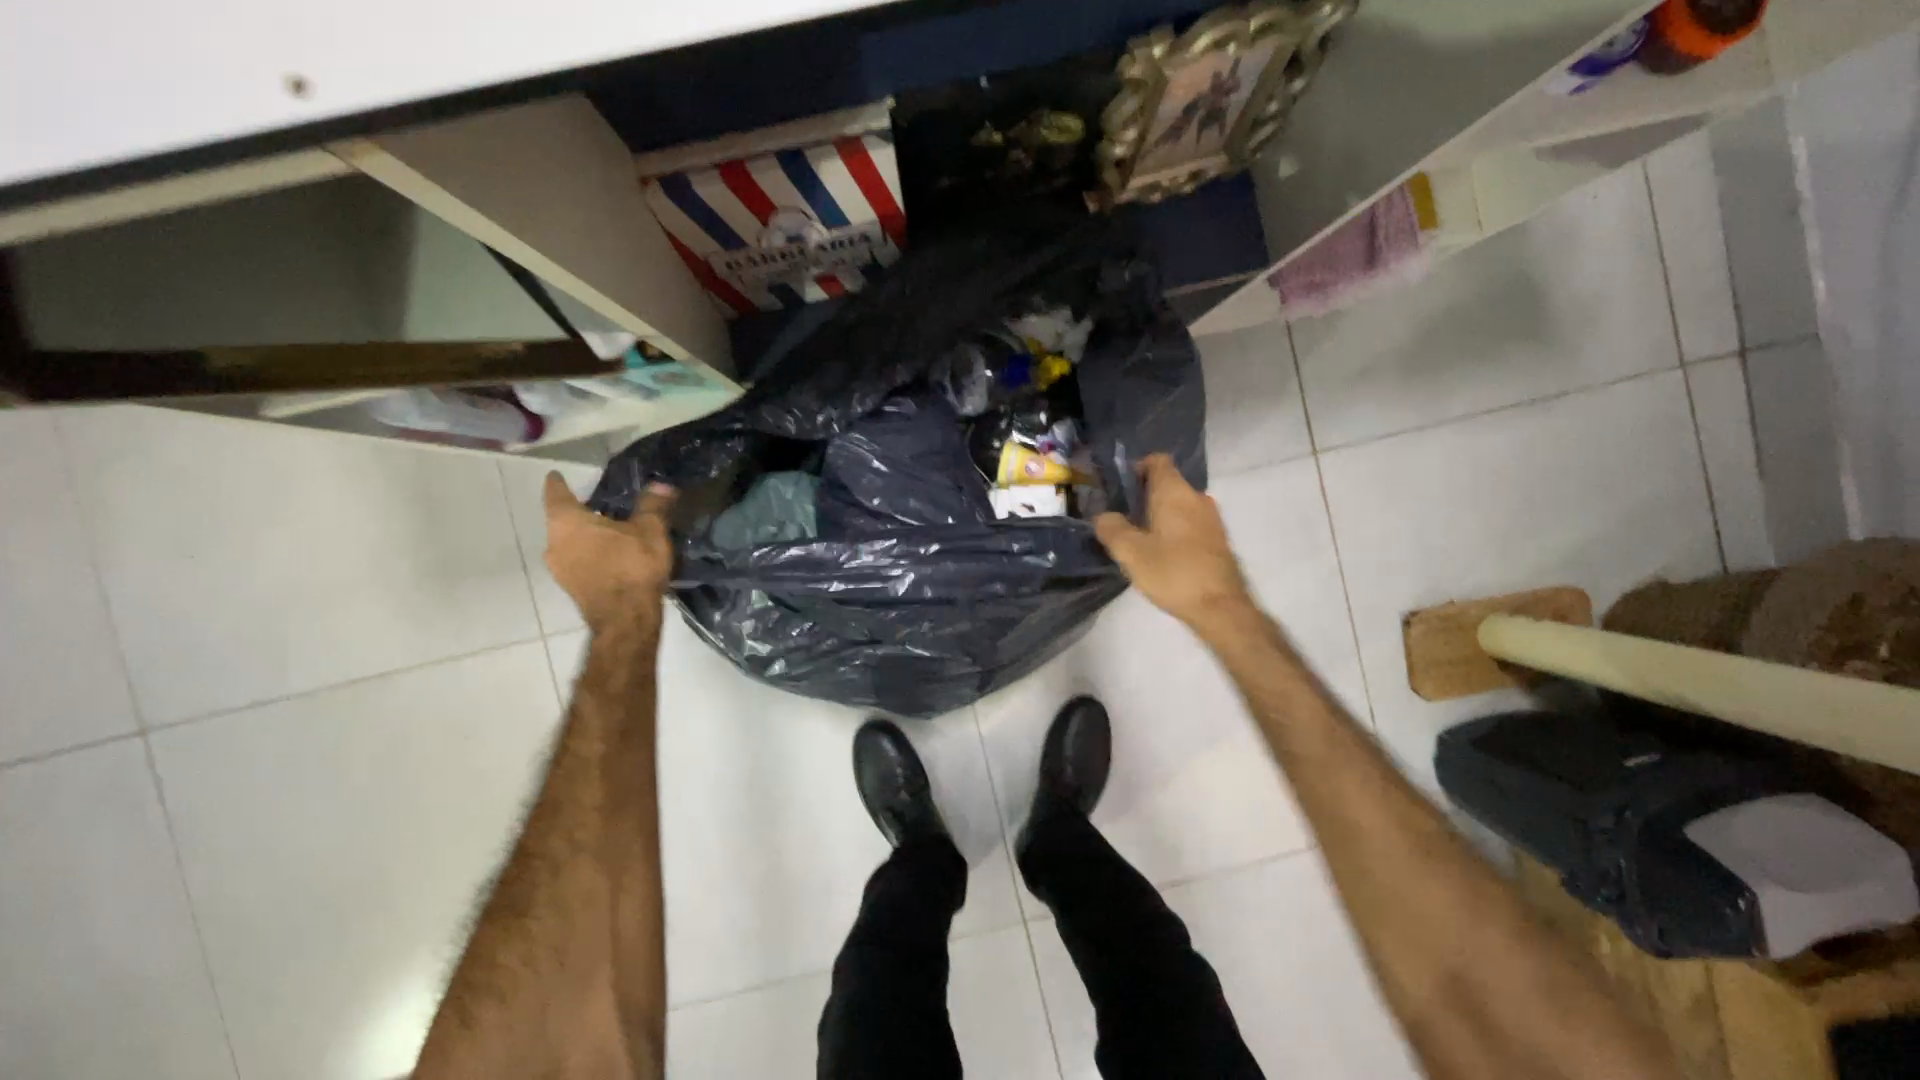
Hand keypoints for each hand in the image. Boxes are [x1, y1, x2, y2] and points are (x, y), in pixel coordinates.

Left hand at [544, 472, 676, 632]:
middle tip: (599, 506)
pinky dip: (589, 555)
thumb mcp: (649, 529)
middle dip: (578, 513)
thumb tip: (661, 485)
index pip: (556, 493)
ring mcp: (559, 569)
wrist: (626, 618)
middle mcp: (554, 543)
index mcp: (567, 522)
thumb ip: (652, 505)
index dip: (557, 483)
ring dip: (584, 537)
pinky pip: (577, 562)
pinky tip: (610, 557)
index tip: (556, 475)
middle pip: (561, 520)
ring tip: (608, 532)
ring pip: (569, 543)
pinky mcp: (571, 589)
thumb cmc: (633, 566)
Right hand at [1094, 454, 1253, 631]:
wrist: (1220, 606)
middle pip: (1167, 484)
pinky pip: (1190, 523)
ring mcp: (1211, 518)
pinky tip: (1161, 554)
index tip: (1120, 489)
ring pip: (1179, 505)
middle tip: (1121, 518)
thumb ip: (1111, 528)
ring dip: (1159, 515)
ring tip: (1138, 539)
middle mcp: (1197, 497)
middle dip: (1144, 496)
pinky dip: (1174, 530)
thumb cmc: (1172, 572)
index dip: (1137, 468)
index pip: (1157, 461)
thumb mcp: (1130, 552)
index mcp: (1175, 492)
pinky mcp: (1218, 539)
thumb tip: (1103, 516)